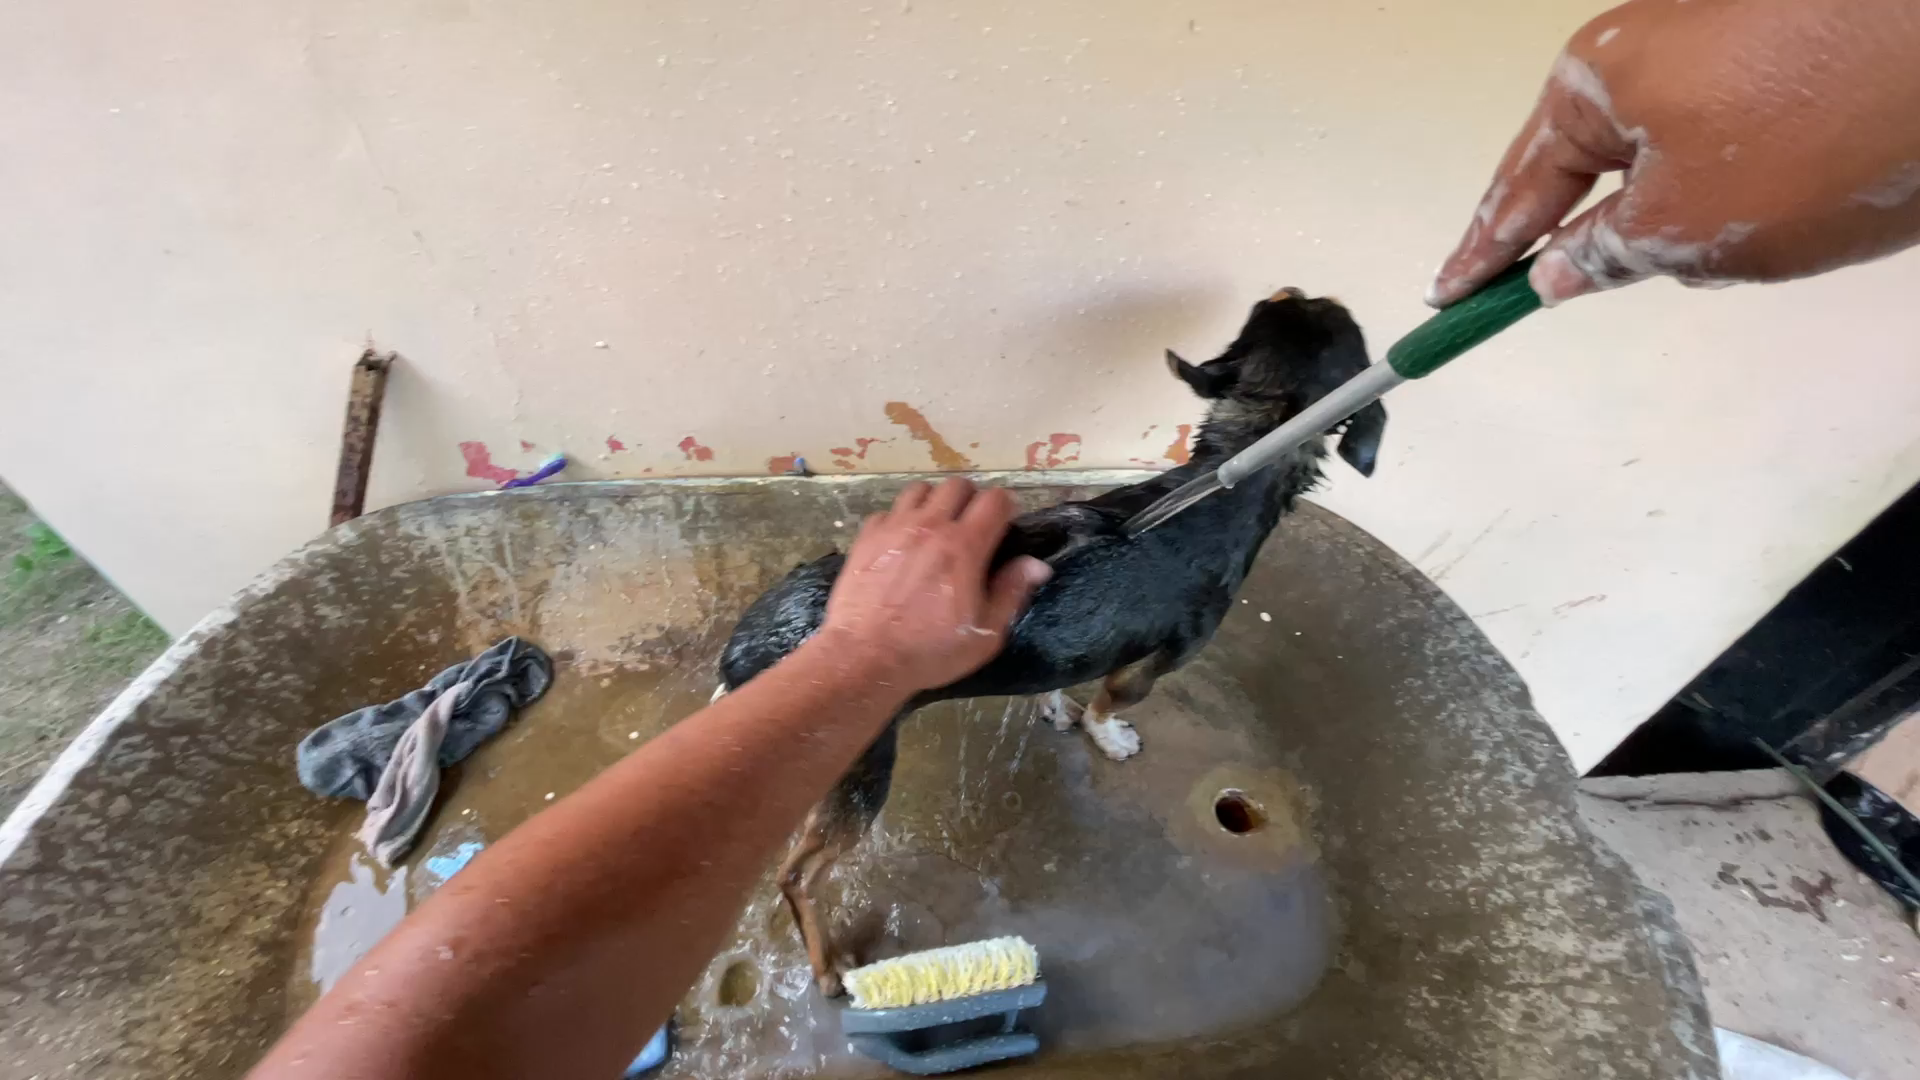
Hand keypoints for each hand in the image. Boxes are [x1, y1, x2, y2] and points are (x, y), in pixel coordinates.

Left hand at [816, 478, 1050, 692]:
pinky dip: (900, 520)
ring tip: (936, 528)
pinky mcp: (866, 537)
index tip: (1005, 525)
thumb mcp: (985, 632)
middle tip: (971, 526)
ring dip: (935, 502)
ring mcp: (894, 528)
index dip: (1006, 507)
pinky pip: (889, 511)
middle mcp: (930, 527)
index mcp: (964, 547)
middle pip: (958, 485)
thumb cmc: (930, 651)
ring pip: (921, 489)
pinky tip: (902, 544)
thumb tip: (1036, 564)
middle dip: (971, 499)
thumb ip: (1012, 592)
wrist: (865, 658)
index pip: (995, 500)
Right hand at [1429, 0, 1919, 307]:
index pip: (1515, 195)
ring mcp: (1732, 27)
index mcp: (1599, 78)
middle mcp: (1653, 37)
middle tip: (1568, 284)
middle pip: (1585, 164)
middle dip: (1584, 229)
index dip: (1478, 257)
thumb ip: (1599, 258)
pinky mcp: (1804, 33)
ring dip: (1677, 203)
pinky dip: (1741, 171)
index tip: (1443, 298)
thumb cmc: (1828, 137)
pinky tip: (1797, 187)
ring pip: (1664, 150)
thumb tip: (1557, 272)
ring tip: (1745, 227)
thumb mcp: (1686, 230)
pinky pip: (1731, 124)